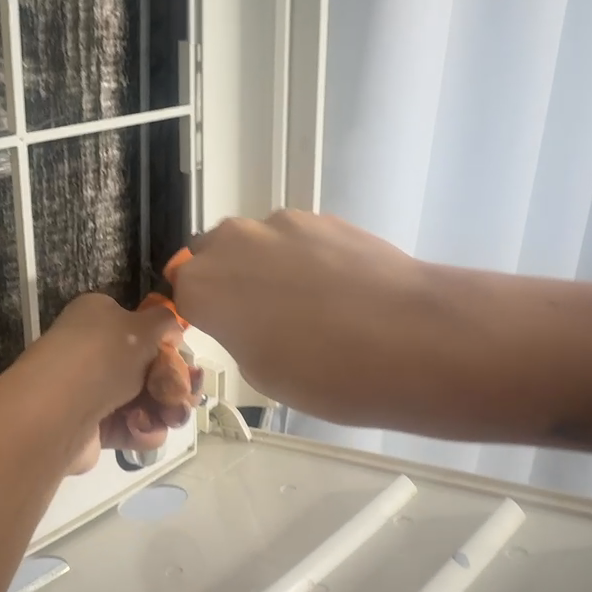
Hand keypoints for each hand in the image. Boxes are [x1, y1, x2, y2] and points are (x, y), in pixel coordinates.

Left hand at [0, 293, 198, 474]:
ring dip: (164, 410)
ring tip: (171, 416)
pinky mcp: (93, 428)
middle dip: (174, 384)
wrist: (57, 410)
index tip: (187, 362)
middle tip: (187, 396)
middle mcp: (94, 352)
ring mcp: (92, 392)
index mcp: (99, 318)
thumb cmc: (102, 356)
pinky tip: (139, 428)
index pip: (141, 329)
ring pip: (145, 401)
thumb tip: (172, 329)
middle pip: (148, 368)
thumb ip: (165, 322)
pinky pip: (131, 428)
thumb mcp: (142, 326)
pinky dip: (142, 430)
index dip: (168, 346)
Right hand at [173, 212, 484, 436]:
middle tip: (261, 318)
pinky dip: (306, 258)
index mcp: (202, 286)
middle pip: (212, 255)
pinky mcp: (323, 218)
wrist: (412, 337)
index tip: (221, 330)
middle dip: (227, 280)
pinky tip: (339, 291)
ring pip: (256, 243)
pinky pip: (296, 239)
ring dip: (267, 266)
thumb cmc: (325, 373)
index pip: (180, 291)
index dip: (200, 311)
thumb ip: (239, 334)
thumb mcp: (262, 372)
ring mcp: (279, 224)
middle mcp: (231, 243)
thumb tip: (251, 319)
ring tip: (310, 306)